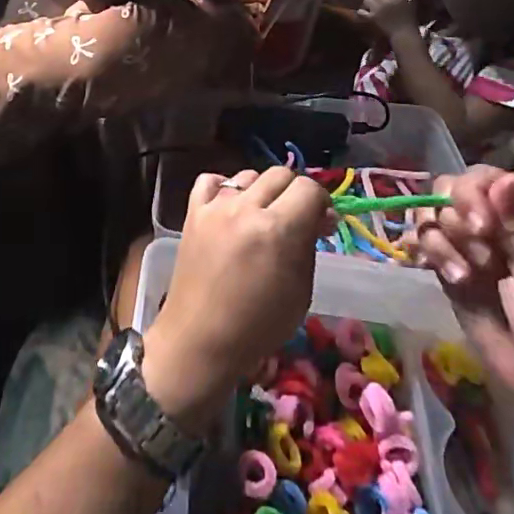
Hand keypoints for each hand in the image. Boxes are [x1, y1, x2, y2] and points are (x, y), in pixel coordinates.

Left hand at [141, 167, 329, 435]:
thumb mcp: (301, 290)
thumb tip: (321, 216)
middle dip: (295, 193)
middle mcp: (246, 208)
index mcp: (278, 229)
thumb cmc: (259, 325)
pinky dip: (225, 188)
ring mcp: (215, 207)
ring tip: (261, 217)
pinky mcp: (192, 212)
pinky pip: (211, 181)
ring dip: (262, 191)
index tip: (321, 220)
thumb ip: (310, 244)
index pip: (309, 188)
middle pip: (280, 174)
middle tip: (296, 219)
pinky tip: (231, 207)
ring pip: (248, 175)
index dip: (321, 201)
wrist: (201, 339)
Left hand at [358, 0, 417, 36]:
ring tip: (372, 5)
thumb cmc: (410, 21)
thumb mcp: (412, 5)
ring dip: (369, 1)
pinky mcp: (371, 18)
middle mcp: (385, 0)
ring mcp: (377, 9)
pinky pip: (361, 11)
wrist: (404, 35)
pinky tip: (365, 13)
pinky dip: (362, 12)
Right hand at [412, 167, 513, 416]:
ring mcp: (469, 250)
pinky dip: (420, 251)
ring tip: (461, 277)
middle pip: (453, 191)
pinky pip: (421, 245)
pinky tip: (433, 271)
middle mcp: (495, 227)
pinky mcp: (449, 273)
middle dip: (454, 217)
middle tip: (476, 254)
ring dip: (439, 242)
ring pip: (432, 216)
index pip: (488, 179)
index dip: (474, 191)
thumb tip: (507, 176)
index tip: (480, 224)